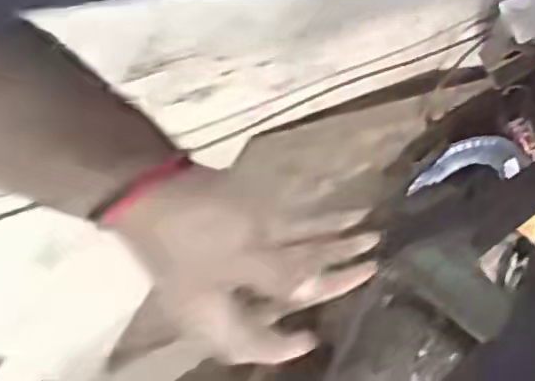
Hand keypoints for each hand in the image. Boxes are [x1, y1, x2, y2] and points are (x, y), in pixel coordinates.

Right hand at [110, 165, 378, 363]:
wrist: (160, 187)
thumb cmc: (197, 229)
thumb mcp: (239, 257)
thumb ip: (278, 275)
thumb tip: (313, 291)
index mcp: (212, 311)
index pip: (247, 342)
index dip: (279, 347)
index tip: (316, 341)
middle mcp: (228, 288)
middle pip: (285, 293)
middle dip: (329, 283)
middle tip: (372, 268)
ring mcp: (240, 255)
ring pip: (295, 257)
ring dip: (334, 248)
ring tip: (374, 238)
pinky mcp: (251, 224)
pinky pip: (295, 229)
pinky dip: (324, 224)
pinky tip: (357, 214)